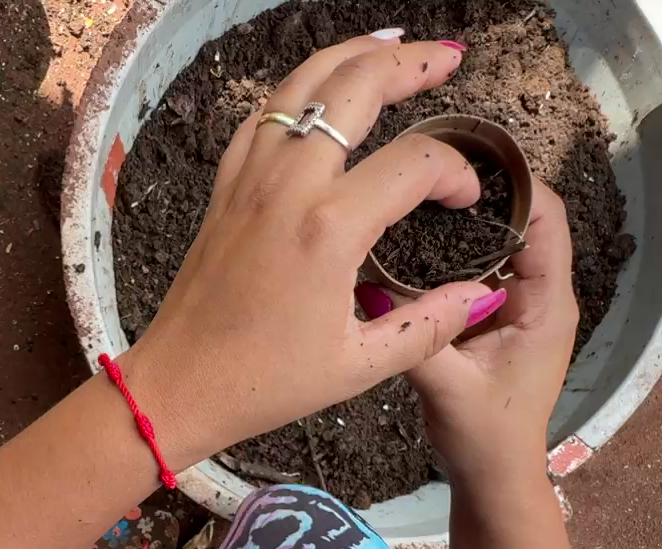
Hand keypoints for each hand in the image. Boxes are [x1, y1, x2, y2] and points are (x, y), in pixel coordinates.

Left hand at [119, 32, 506, 469]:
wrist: (177, 388)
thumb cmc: (262, 384)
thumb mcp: (357, 368)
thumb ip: (427, 327)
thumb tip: (484, 295)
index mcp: (329, 229)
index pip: (414, 163)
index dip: (454, 171)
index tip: (466, 199)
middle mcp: (287, 187)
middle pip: (356, 85)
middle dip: (412, 62)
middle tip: (450, 58)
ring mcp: (248, 182)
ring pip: (301, 85)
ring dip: (351, 56)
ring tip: (391, 48)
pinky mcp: (223, 192)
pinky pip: (261, 117)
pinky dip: (295, 92)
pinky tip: (315, 96)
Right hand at [363, 182, 579, 486]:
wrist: (493, 476)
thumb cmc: (484, 436)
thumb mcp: (447, 386)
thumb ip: (414, 338)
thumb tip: (367, 288)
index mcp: (547, 303)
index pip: (545, 218)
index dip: (512, 183)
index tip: (459, 164)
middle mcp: (540, 296)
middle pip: (522, 225)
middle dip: (480, 200)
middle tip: (425, 179)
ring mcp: (518, 309)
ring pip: (497, 249)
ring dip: (463, 229)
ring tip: (415, 206)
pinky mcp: (495, 323)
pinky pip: (478, 276)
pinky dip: (452, 260)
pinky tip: (415, 253)